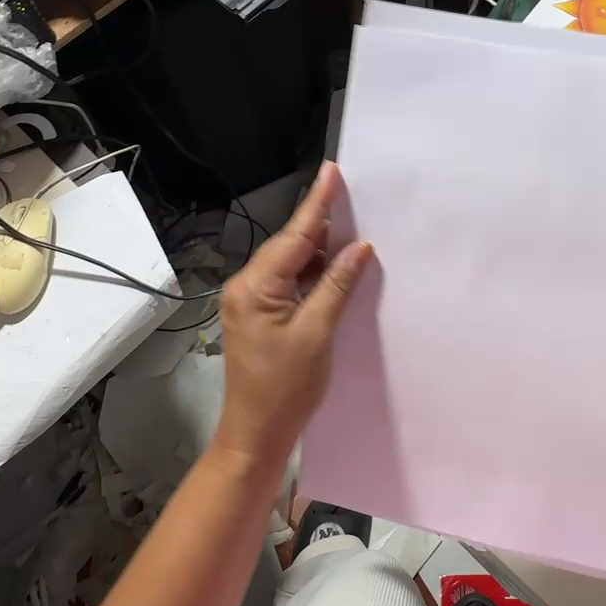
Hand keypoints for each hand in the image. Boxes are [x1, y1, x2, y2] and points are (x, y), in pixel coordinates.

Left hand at [211, 162, 373, 468]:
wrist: (256, 434)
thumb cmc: (287, 388)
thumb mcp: (318, 332)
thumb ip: (337, 284)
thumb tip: (358, 248)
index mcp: (256, 287)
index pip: (294, 236)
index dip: (317, 203)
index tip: (331, 171)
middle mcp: (246, 286)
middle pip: (290, 246)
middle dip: (321, 226)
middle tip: (353, 201)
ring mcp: (250, 300)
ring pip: (290, 263)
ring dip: (318, 252)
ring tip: (351, 233)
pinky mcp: (258, 314)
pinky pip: (287, 281)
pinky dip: (311, 274)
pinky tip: (333, 269)